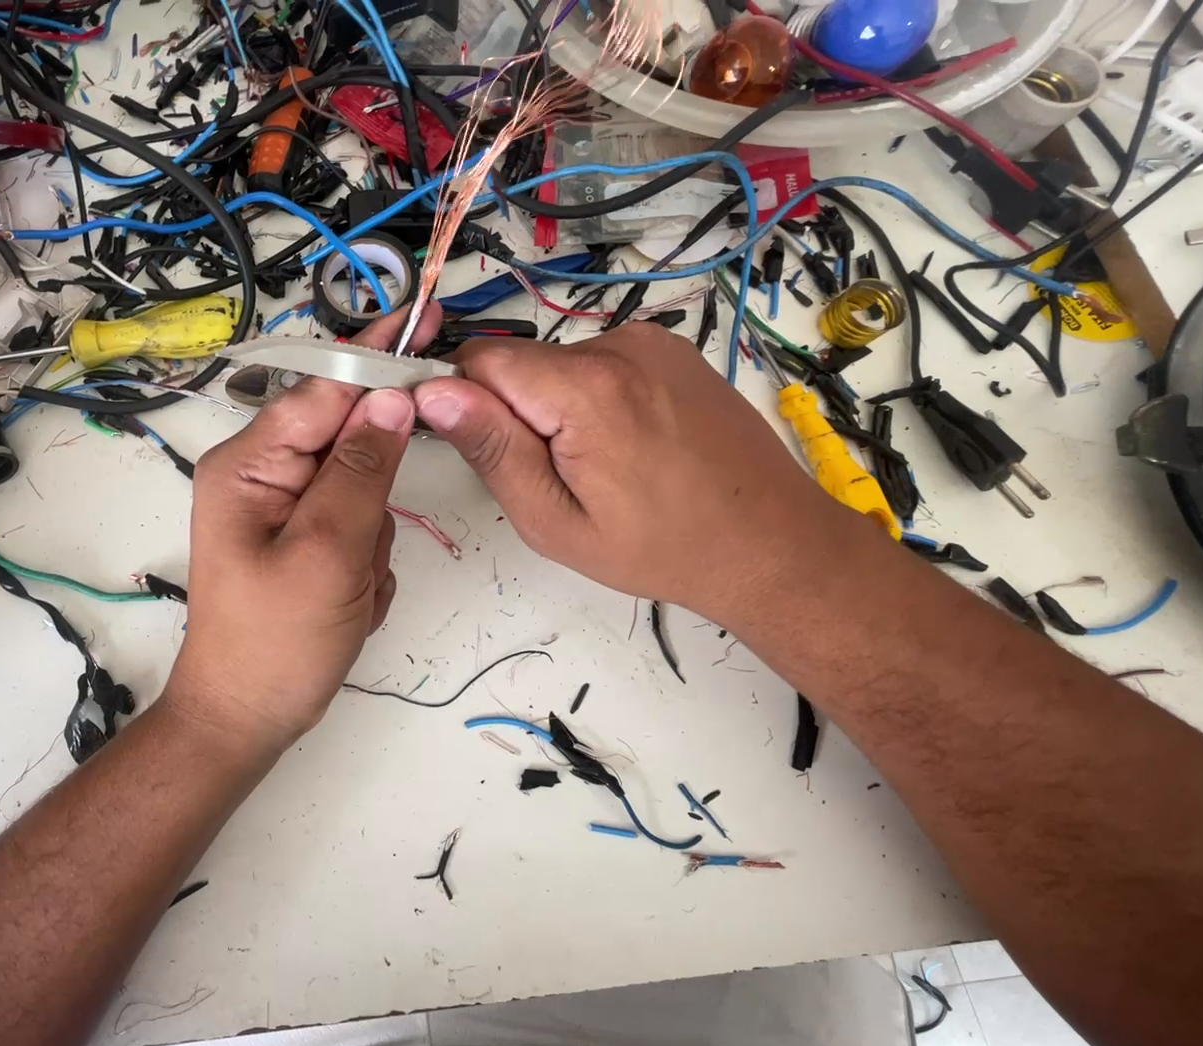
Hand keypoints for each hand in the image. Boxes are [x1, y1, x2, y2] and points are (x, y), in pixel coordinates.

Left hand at [163, 304, 443, 749]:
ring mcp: (286, 510)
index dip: (376, 359)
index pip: (322, 390)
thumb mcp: (326, 552)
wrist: (247, 717)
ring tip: (345, 591)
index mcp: (248, 465)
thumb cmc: (276, 642)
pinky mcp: (306, 541)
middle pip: (348, 442)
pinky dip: (365, 564)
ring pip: (363, 490)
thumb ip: (360, 470)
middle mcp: (263, 475)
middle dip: (372, 498)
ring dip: (370, 541)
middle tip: (359, 555)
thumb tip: (392, 397)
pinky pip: (359, 527)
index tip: (427, 324)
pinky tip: (345, 601)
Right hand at [411, 322, 861, 618]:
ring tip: (594, 466)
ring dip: (551, 409)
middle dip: (512, 412)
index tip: (477, 448)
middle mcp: (620, 346)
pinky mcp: (671, 349)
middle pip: (519, 363)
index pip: (480, 360)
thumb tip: (433, 391)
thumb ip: (492, 449)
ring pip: (554, 365)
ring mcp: (652, 342)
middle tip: (549, 476)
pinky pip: (595, 364)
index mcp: (587, 389)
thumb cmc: (657, 547)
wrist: (770, 542)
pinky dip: (587, 399)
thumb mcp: (553, 520)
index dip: (461, 400)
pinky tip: (622, 446)